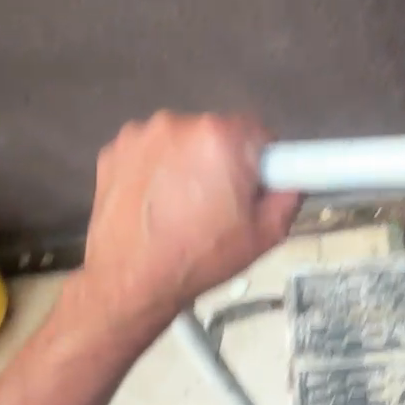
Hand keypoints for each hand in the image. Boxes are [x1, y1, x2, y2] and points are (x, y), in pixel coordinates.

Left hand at [78, 112, 299, 334]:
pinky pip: (151, 152)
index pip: (258, 132)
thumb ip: (287, 198)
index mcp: (220, 138)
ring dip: (190, 165)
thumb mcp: (265, 236)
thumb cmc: (201, 258)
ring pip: (183, 143)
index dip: (262, 161)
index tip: (255, 187)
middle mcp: (178, 124)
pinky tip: (159, 204)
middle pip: (218, 134)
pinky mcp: (114, 150)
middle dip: (224, 162)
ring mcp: (141, 135)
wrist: (131, 280)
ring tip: (186, 208)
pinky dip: (158, 171)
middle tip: (222, 205)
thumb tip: (290, 182)